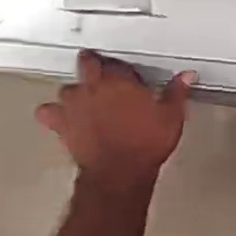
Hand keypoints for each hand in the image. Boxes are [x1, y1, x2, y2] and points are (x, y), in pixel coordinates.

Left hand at [37, 51, 197, 193]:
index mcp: (121, 81)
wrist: (119, 171)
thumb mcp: (171, 116)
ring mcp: (75, 105)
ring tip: (85, 97)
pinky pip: (48, 112)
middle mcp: (94, 87)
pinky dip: (52, 113)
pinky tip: (59, 116)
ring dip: (75, 90)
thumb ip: (177, 92)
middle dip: (94, 64)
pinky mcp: (62, 124)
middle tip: (103, 73)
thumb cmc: (144, 144)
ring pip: (67, 86)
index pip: (120, 63)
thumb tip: (187, 77)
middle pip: (87, 63)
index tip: (132, 78)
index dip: (125, 69)